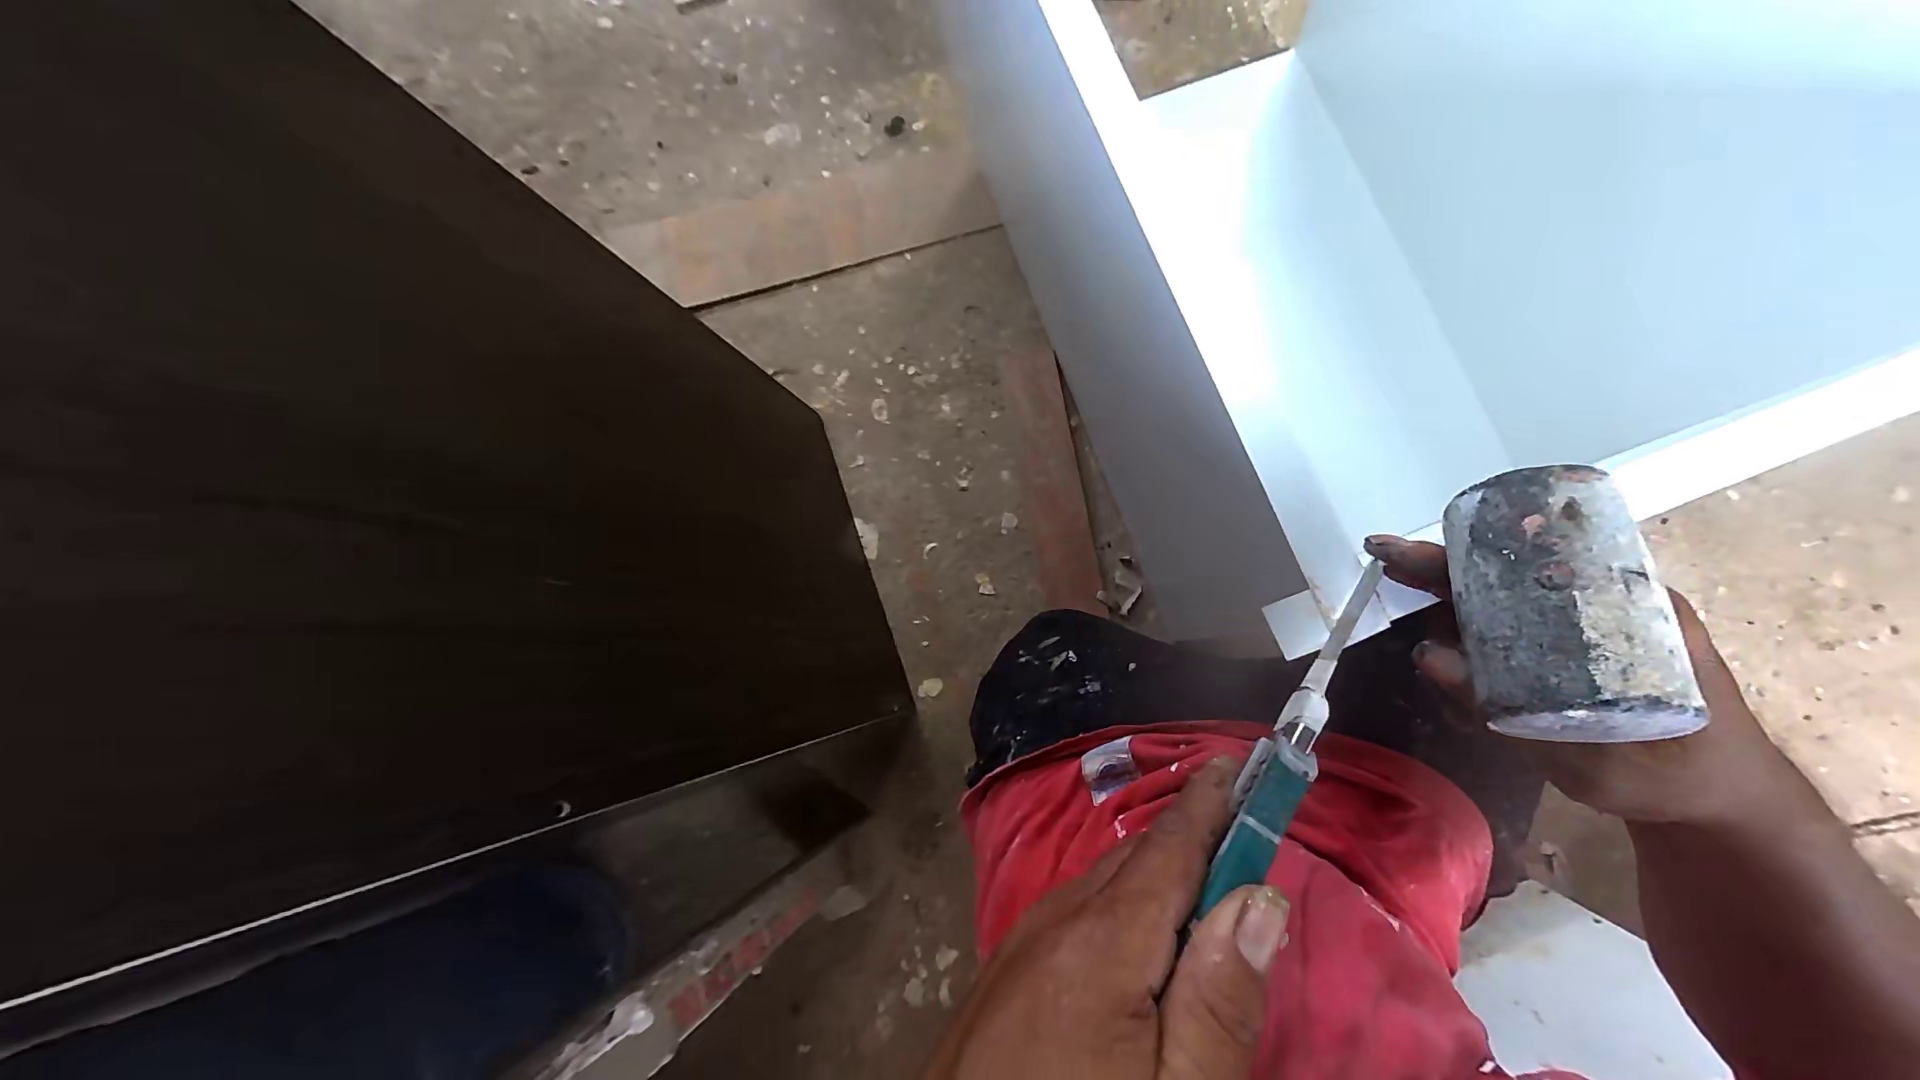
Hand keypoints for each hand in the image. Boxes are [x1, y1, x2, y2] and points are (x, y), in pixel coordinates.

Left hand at [924, 756, 1289, 1079]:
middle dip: (1189, 832)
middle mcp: (1059, 918)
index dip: (1208, 806)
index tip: (1236, 763)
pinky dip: (1121, 897)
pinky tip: (1139, 927)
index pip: (1169, 850)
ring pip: (1105, 880)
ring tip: (1204, 866)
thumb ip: (1218, 1001)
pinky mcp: (1012, 963)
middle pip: (1138, 858)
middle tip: (1238, 814)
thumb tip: (1259, 900)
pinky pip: (1079, 906)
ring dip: (1157, 866)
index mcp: (1103, 941)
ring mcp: (1027, 937)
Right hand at [1364, 535, 1818, 828]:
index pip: (1533, 566)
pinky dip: (1467, 616)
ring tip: (1400, 575)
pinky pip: (1512, 621)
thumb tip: (1428, 655)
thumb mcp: (1594, 758)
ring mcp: (1588, 627)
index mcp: (1629, 616)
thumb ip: (1508, 713)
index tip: (1411, 548)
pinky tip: (1438, 621)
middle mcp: (1606, 609)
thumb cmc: (1672, 780)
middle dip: (1444, 561)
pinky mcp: (1572, 649)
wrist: (1720, 805)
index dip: (1467, 555)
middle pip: (1511, 572)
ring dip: (1451, 586)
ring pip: (1506, 594)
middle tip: (1385, 554)